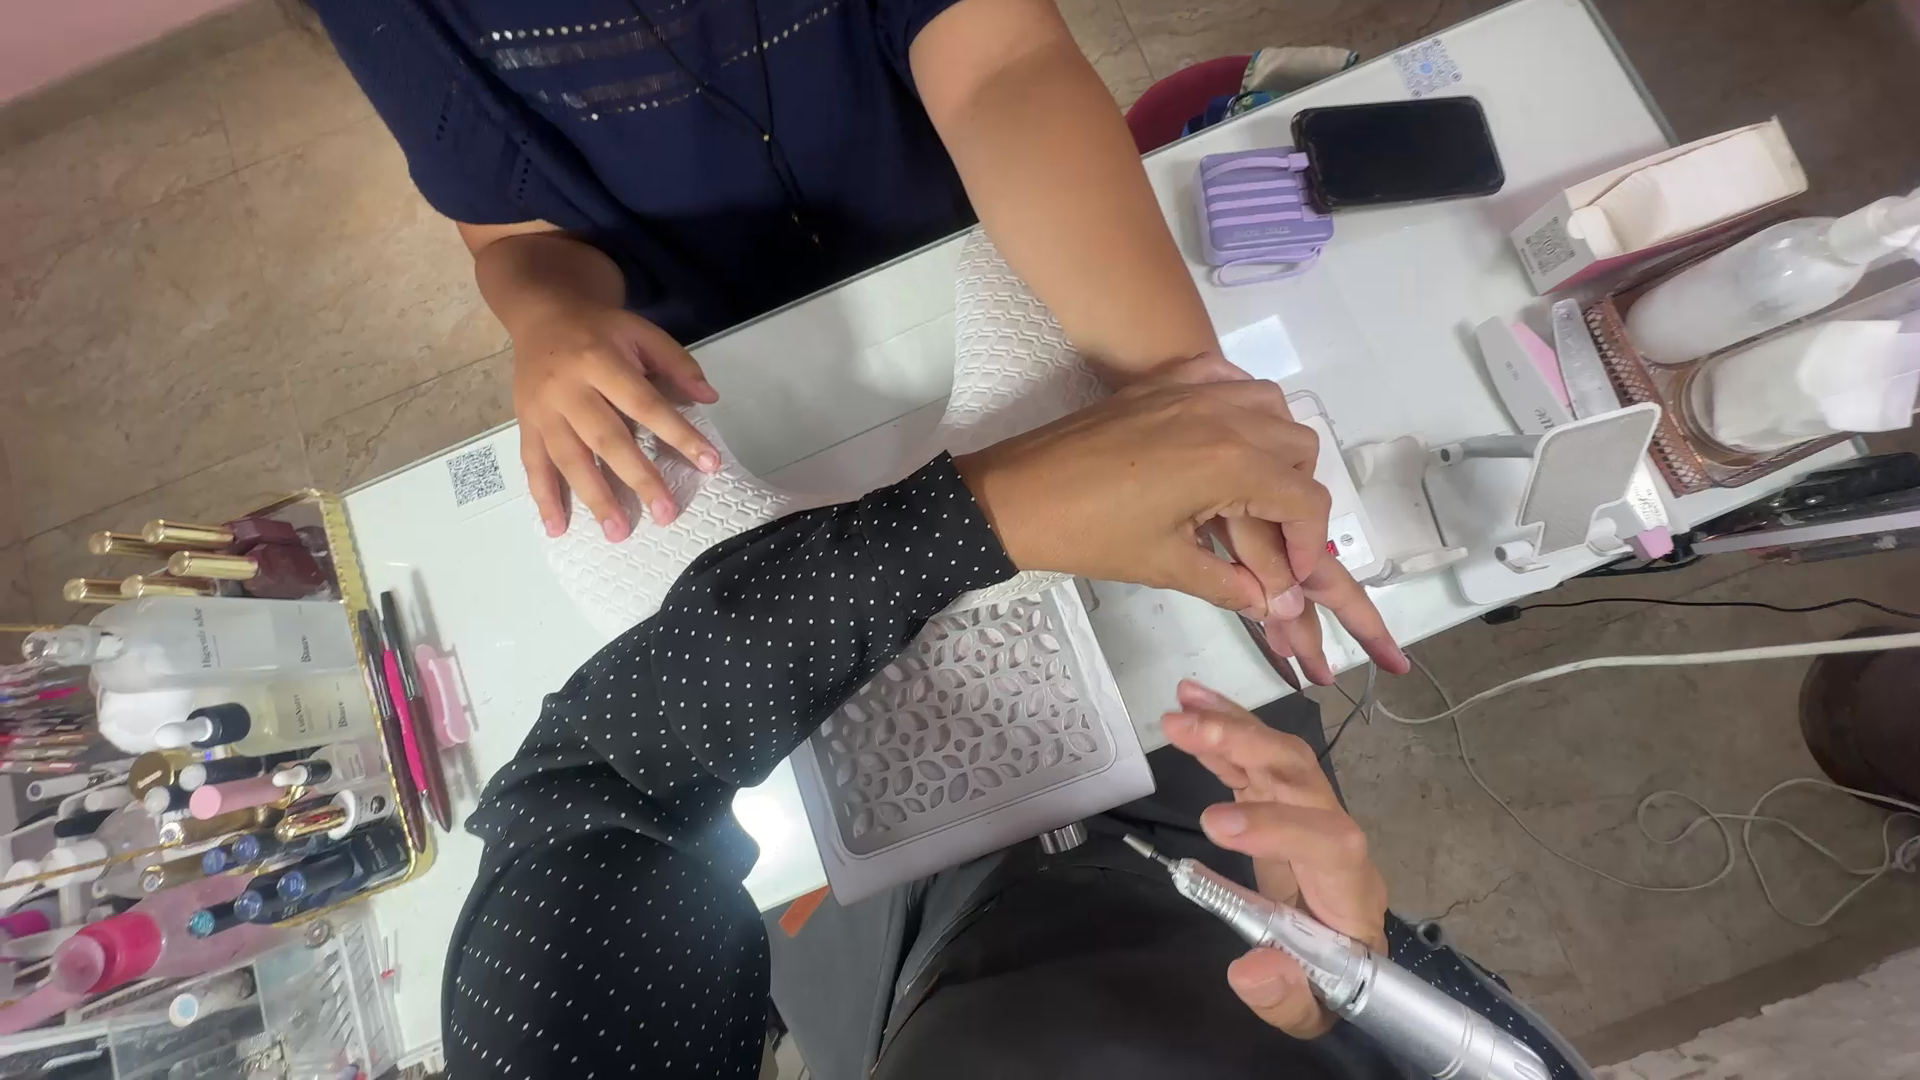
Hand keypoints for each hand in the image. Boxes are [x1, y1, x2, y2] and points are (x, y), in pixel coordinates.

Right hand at [512, 303, 722, 540]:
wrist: (540, 314)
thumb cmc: (601, 330)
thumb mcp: (642, 332)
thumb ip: (677, 364)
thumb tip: (710, 397)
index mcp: (601, 361)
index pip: (646, 404)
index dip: (678, 434)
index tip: (709, 463)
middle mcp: (567, 388)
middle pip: (607, 439)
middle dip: (638, 478)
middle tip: (665, 513)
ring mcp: (541, 410)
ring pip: (569, 459)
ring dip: (594, 498)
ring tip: (618, 532)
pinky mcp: (525, 424)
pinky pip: (533, 465)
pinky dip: (544, 498)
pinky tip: (559, 527)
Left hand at [953, 363, 1329, 611]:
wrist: (1015, 496)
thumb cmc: (1088, 535)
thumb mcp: (1164, 565)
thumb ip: (1230, 583)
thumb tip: (1275, 607)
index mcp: (1230, 461)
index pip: (1306, 499)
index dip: (1311, 544)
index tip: (1292, 575)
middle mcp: (1224, 412)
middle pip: (1298, 447)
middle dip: (1296, 495)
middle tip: (1269, 535)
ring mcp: (1191, 387)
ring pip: (1270, 404)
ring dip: (1274, 446)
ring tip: (1248, 489)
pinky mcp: (1160, 380)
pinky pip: (1223, 374)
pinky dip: (1237, 401)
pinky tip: (1222, 434)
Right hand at [1161, 681, 1388, 1037]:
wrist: (1346, 957)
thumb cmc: (1331, 982)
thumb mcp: (1311, 1011)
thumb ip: (1286, 998)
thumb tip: (1250, 966)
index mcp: (1348, 887)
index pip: (1330, 842)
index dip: (1274, 824)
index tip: (1213, 825)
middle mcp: (1333, 835)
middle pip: (1300, 776)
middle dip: (1243, 744)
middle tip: (1183, 727)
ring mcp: (1307, 811)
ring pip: (1277, 754)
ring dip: (1229, 723)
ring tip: (1182, 704)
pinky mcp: (1279, 800)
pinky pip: (1253, 756)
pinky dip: (1223, 727)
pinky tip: (1190, 705)